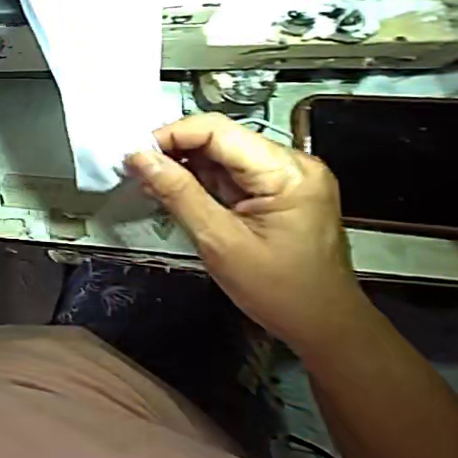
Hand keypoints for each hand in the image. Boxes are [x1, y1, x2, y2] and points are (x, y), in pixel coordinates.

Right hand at [125, 113, 375, 352]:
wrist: (324, 325)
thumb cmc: (278, 290)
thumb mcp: (219, 241)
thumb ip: (177, 193)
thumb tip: (138, 158)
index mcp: (286, 171)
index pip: (217, 131)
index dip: (170, 135)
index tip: (133, 155)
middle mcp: (291, 163)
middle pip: (219, 138)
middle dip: (173, 151)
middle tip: (135, 170)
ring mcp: (285, 176)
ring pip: (220, 154)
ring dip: (182, 166)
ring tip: (150, 183)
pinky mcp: (276, 190)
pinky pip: (228, 172)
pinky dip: (198, 180)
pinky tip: (174, 192)